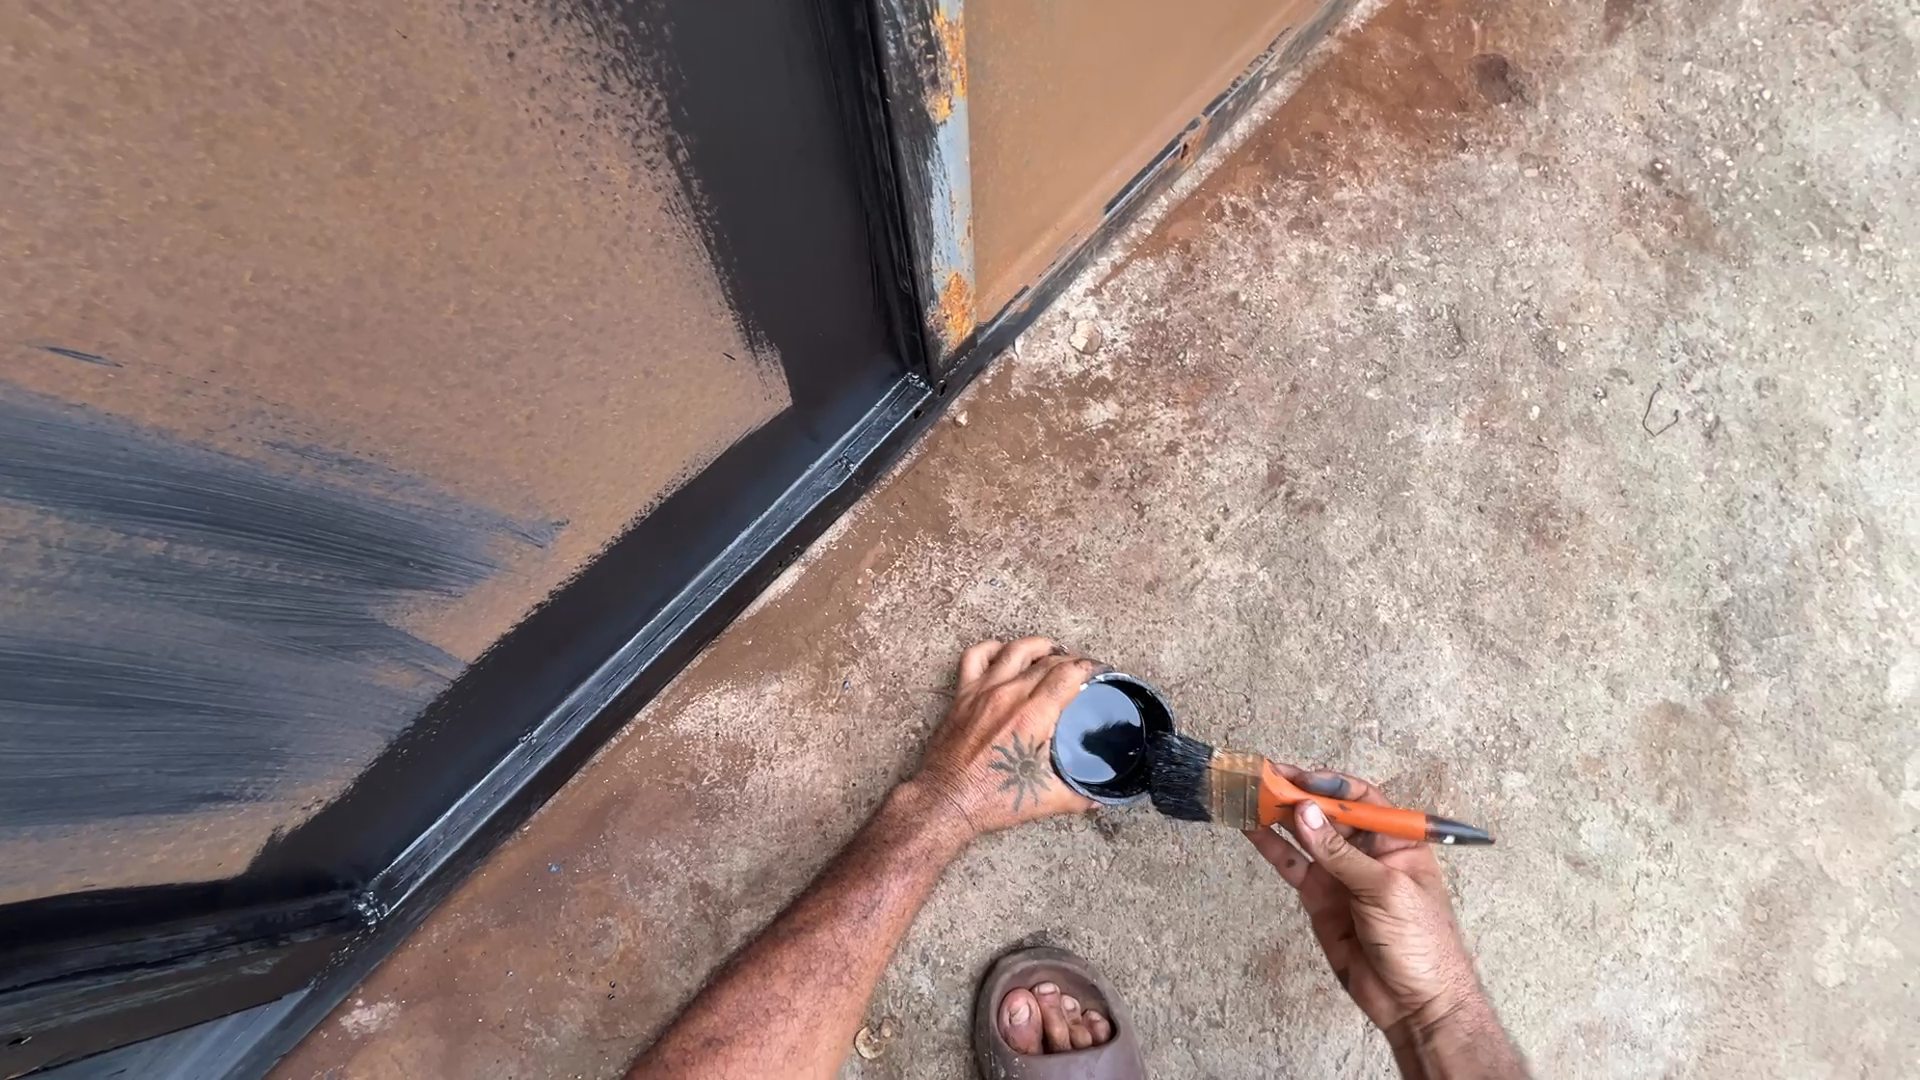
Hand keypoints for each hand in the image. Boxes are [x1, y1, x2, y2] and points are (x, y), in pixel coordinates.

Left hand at [910, 637, 1102, 836]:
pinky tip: (1003, 653)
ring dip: (1037, 646)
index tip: (1098, 671)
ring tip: (1050, 651)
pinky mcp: (963, 694)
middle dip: (1070, 658)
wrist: (947, 799)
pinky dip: (992, 648)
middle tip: (1081, 668)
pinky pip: (975, 656)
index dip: (1088, 667)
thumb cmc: (992, 799)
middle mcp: (1008, 695)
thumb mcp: (1047, 800)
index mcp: (1033, 716)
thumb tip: (1100, 799)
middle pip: (1047, 659)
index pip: (1068, 673)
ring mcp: (983, 691)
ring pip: (1014, 649)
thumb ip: (1080, 798)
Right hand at [1245, 768, 1489, 1048]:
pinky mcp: (1316, 893)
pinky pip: (1289, 861)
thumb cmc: (1422, 943)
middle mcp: (1363, 850)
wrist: (1415, 1005)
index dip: (1330, 784)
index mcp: (1393, 841)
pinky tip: (1248, 826)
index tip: (1300, 779)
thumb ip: (1340, 853)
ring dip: (1276, 813)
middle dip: (1295, 793)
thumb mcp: (1385, 890)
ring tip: (1248, 794)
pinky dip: (1268, 843)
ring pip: (1301, 832)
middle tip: (1262, 776)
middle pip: (1324, 811)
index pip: (1360, 799)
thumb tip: (1303, 812)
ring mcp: (1337, 871)